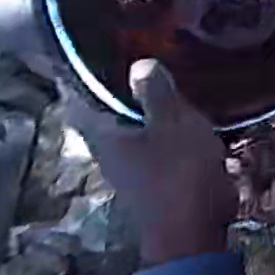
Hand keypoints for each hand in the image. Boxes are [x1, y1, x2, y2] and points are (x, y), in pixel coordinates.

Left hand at [72, 59, 236, 265]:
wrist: (195, 222)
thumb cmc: (178, 169)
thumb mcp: (173, 123)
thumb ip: (157, 94)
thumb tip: (139, 64)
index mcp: (104, 136)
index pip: (79, 101)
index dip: (82, 77)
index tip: (95, 52)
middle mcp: (110, 149)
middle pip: (106, 112)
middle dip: (119, 87)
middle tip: (139, 55)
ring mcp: (133, 163)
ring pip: (132, 125)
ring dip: (145, 105)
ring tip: (167, 77)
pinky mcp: (158, 171)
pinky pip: (156, 137)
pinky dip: (165, 122)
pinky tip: (186, 110)